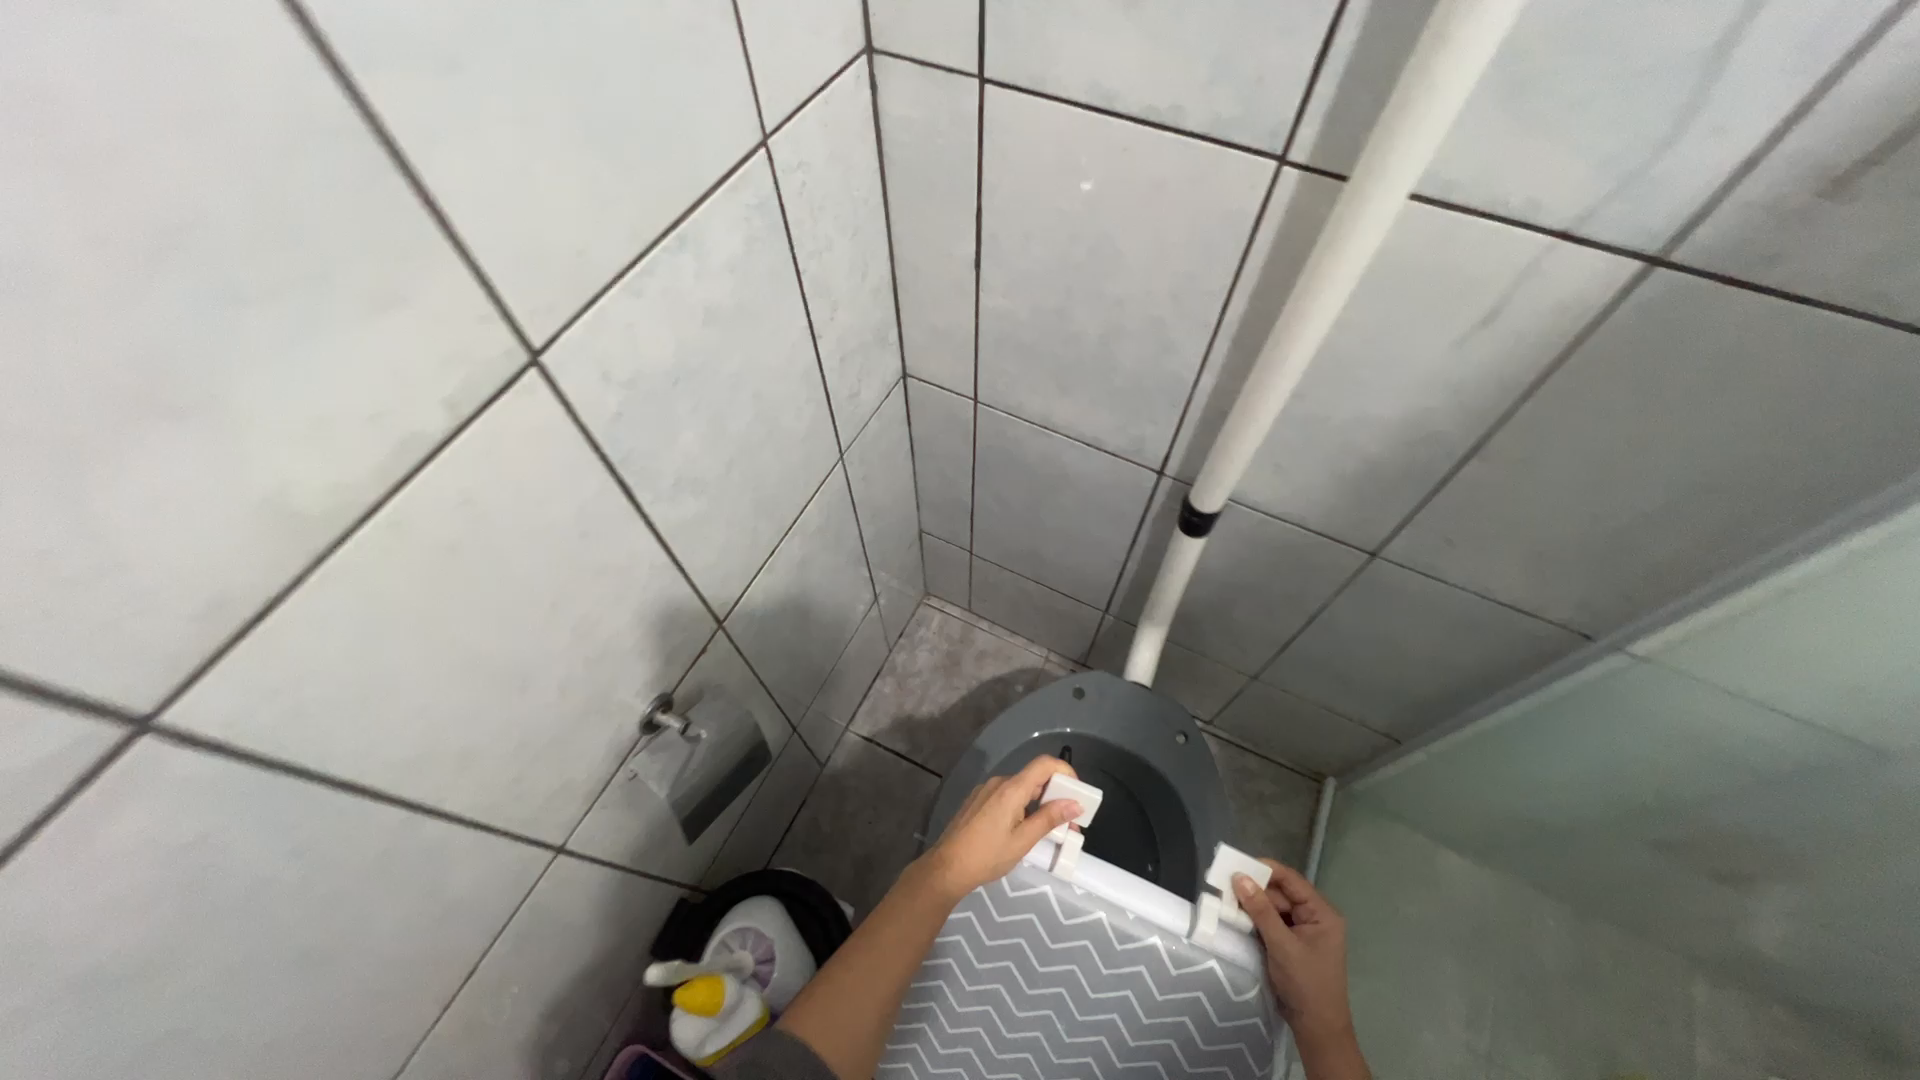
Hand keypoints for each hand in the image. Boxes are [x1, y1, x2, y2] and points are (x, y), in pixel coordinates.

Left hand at [915, 755, 1080, 901]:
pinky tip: (1023, 829)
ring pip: (1020, 789)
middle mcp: (998, 783)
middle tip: (1068, 823)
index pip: (1044, 764)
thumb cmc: (987, 856)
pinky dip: (1021, 807)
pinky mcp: (977, 801)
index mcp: (1011, 789)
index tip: (1078, 793)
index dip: (1065, 772)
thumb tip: (1075, 804)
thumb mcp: (1023, 841)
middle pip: (1033, 778)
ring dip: (1038, 804)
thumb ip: (1049, 819)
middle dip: (1055, 796)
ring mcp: (985, 791)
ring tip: (1048, 831)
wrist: (946, 868)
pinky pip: (1006, 796)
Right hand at [1234, 860, 1354, 1043]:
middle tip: (1224, 887)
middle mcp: (1314, 918)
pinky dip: (1256, 921)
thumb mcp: (1281, 945)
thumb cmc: (1306, 983)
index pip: (1292, 880)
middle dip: (1254, 890)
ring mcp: (1303, 932)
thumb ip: (1260, 909)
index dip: (1265, 870)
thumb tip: (1238, 877)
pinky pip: (1272, 923)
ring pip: (1273, 908)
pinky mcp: (1291, 944)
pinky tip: (1238, 919)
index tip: (1237, 864)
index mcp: (1322, 914)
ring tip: (1226, 902)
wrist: (1316, 1028)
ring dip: (1252, 906)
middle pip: (1280, 893)